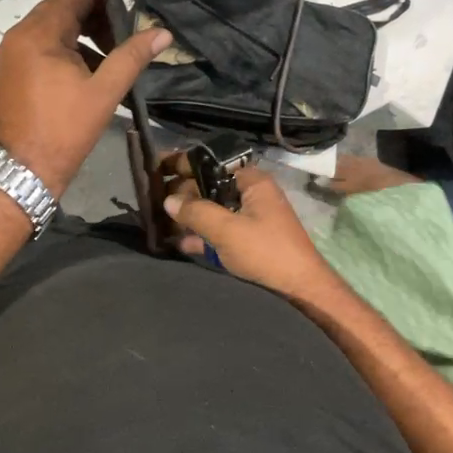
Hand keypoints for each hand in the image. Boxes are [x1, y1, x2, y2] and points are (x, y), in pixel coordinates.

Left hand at [0, 0, 172, 194]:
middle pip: (64, 6)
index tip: (127, 22)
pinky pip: (40, 47)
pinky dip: (64, 52)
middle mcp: (20, 34)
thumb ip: (132, 57)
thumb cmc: (64, 131)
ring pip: (52, 28)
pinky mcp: (10, 70)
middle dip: (96, 20)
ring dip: (82, 37)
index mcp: (40, 32)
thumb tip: (162, 32)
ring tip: (107, 66)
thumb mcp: (104, 92)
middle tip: (121, 46)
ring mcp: (11, 52)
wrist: (22, 171)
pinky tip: (85, 77)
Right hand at [161, 160, 342, 300]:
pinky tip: (176, 242)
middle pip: (210, 186)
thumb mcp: (226, 230)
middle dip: (182, 193)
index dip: (185, 164)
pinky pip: (218, 232)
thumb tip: (168, 200)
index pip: (213, 162)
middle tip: (153, 200)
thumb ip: (195, 212)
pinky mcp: (246, 242)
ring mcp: (249, 219)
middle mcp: (250, 195)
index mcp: (252, 182)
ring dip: (188, 216)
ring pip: (211, 210)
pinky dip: (199, 235)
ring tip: (159, 221)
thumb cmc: (265, 252)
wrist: (298, 290)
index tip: (158, 169)